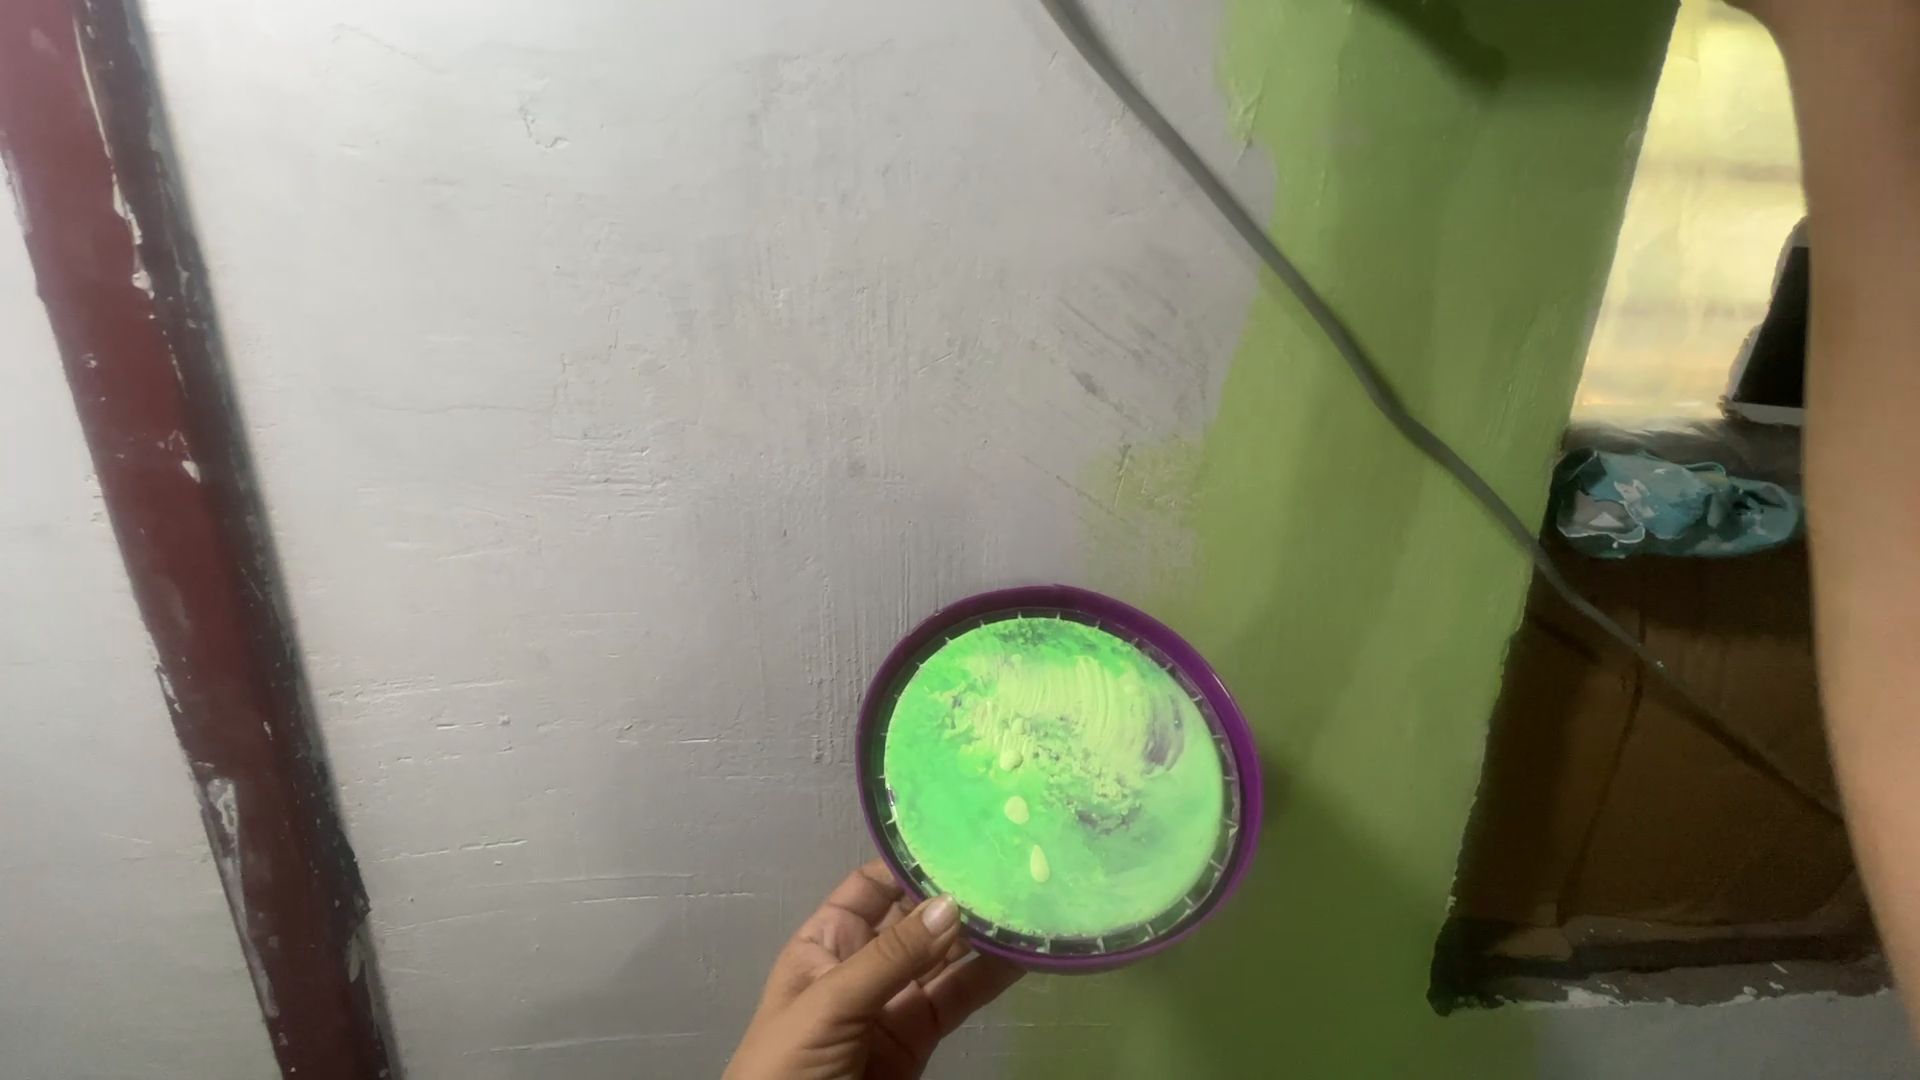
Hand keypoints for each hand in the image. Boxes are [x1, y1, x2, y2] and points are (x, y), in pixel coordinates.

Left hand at [722, 860, 1024, 1079]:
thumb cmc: (787, 1065)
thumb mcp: (829, 1003)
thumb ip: (890, 957)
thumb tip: (950, 904)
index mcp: (827, 940)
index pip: (872, 886)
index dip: (909, 864)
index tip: (958, 842)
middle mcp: (864, 960)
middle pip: (915, 916)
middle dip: (954, 895)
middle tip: (1004, 870)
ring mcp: (894, 999)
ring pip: (943, 954)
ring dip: (979, 933)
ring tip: (1021, 905)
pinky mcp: (920, 1037)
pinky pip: (958, 996)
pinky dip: (989, 977)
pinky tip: (1018, 954)